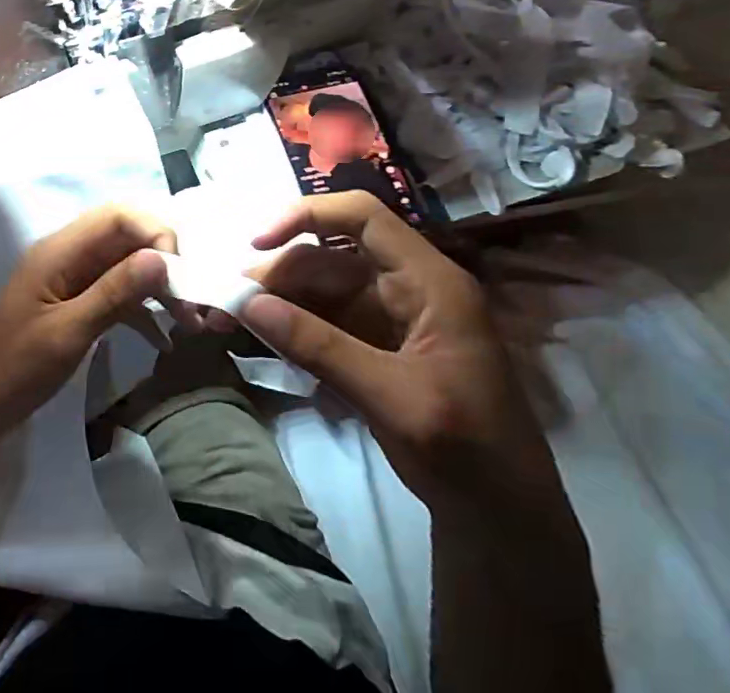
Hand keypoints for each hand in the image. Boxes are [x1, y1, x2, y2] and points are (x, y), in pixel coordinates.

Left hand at [0, 206, 173, 447]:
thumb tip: (163, 257)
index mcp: (58, 252)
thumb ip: (114, 292)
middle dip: (163, 260)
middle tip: (192, 301)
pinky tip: (162, 339)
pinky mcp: (71, 306)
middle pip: (124, 237)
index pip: (118, 216)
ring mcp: (67, 282)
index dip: (156, 234)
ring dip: (155, 287)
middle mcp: (65, 257)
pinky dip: (139, 310)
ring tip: (187, 322)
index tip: (181, 276)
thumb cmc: (13, 369)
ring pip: (122, 266)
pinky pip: (113, 294)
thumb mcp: (68, 332)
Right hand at [237, 193, 561, 514]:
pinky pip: (322, 321)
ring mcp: (388, 317)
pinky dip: (289, 326)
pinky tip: (257, 338)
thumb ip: (319, 347)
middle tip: (227, 301)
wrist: (502, 512)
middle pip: (329, 257)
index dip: (306, 217)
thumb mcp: (392, 396)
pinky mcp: (373, 346)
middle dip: (276, 273)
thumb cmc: (466, 447)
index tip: (255, 244)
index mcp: (428, 281)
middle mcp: (405, 287)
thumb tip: (250, 304)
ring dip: (275, 301)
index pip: (362, 218)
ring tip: (228, 319)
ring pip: (319, 289)